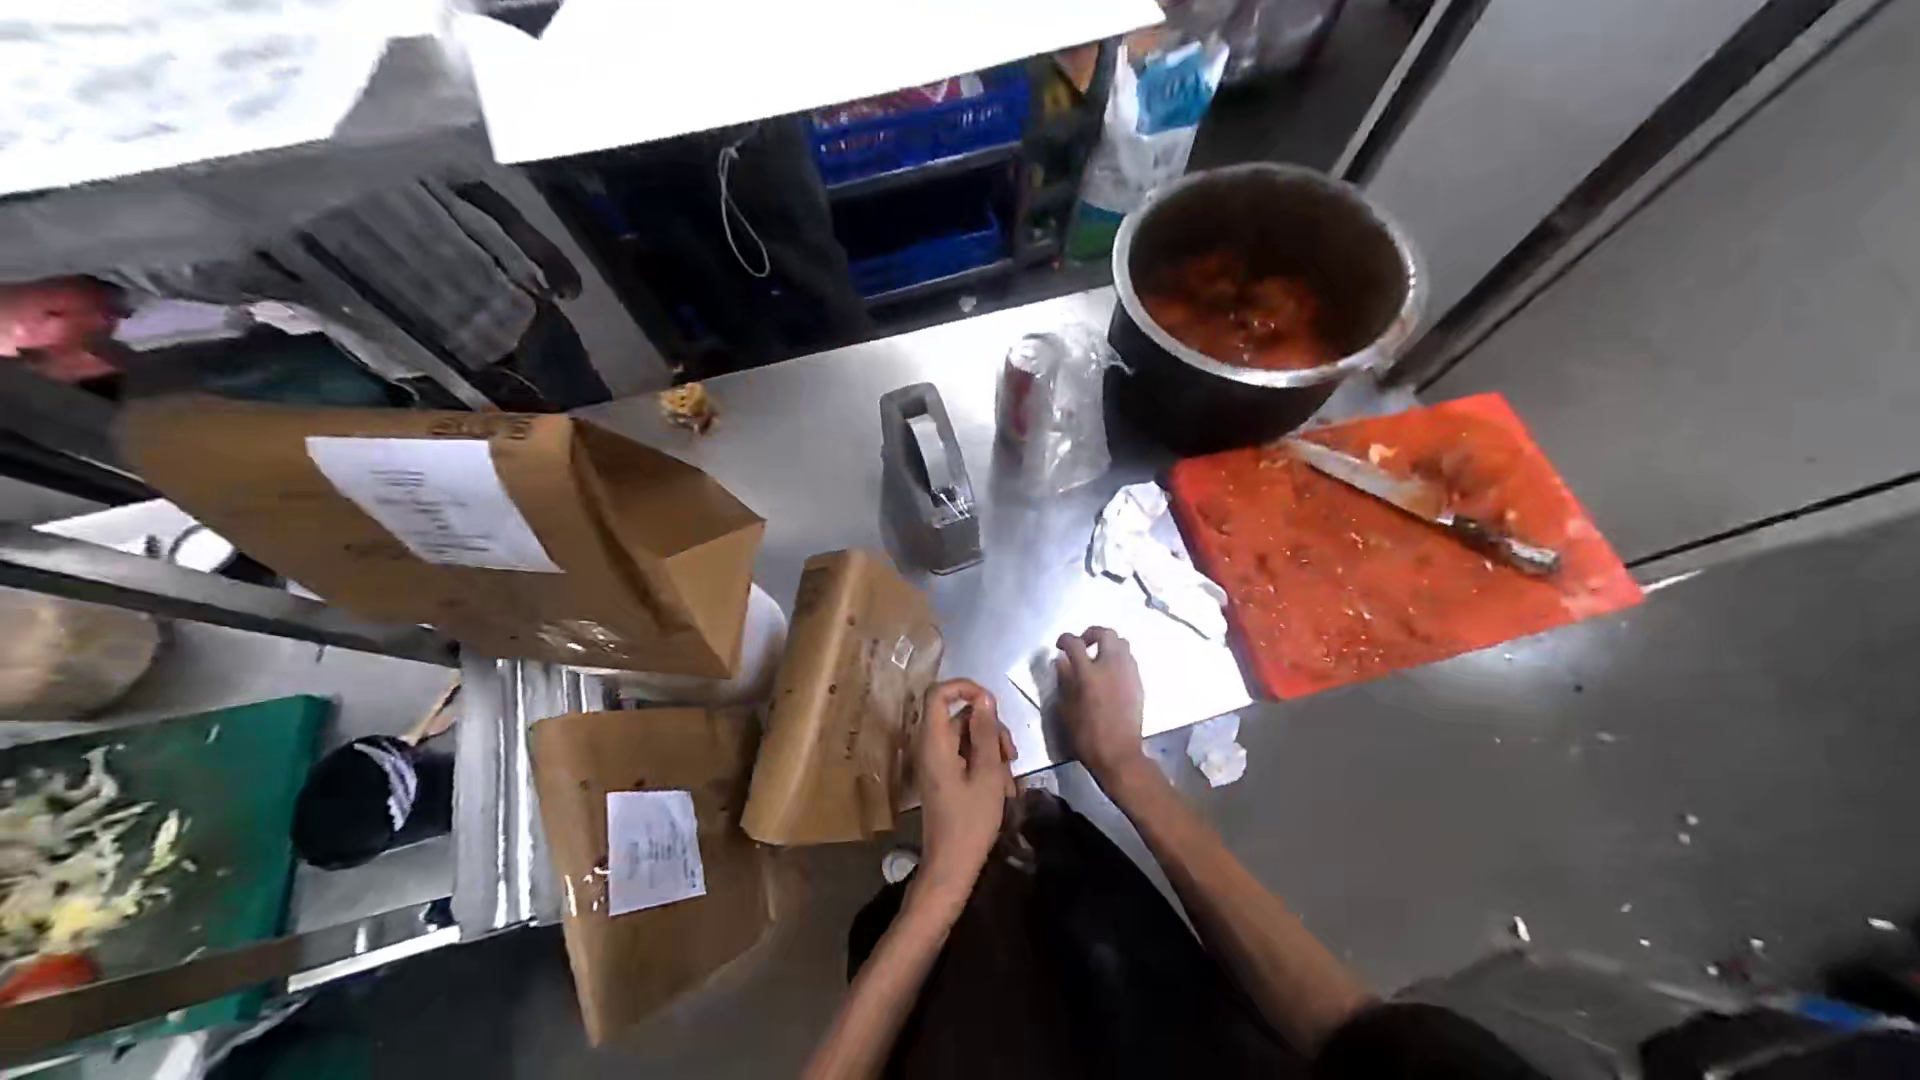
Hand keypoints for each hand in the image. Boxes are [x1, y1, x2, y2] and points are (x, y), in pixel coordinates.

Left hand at [911, 679, 1014, 904]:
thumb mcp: (988, 773)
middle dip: (990, 728)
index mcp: (934, 741)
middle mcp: (930, 745)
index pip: (939, 693)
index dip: (964, 687)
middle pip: (960, 715)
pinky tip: (1002, 787)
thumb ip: (986, 732)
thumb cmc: (971, 820)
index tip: (991, 702)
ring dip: (992, 749)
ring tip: (1009, 780)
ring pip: (967, 735)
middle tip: (1012, 755)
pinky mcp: (944, 774)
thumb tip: (984, 697)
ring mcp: (936, 760)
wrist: (952, 865)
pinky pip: (965, 754)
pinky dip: (985, 763)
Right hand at [1055, 627, 1147, 786]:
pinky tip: (1110, 673)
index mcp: (1088, 673)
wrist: (1118, 754)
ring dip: (1108, 644)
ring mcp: (1128, 673)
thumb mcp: (1066, 708)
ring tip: (1098, 657)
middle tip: (1083, 645)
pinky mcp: (1138, 683)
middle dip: (1091, 633)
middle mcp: (1111, 666)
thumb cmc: (1086, 734)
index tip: (1060, 645)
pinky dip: (1119, 658)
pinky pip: (1129, 660)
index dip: (1065, 639)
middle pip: (1105, 633)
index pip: (1074, 643)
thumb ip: (1064, 680)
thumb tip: (1063, 662)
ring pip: (1122, 643)